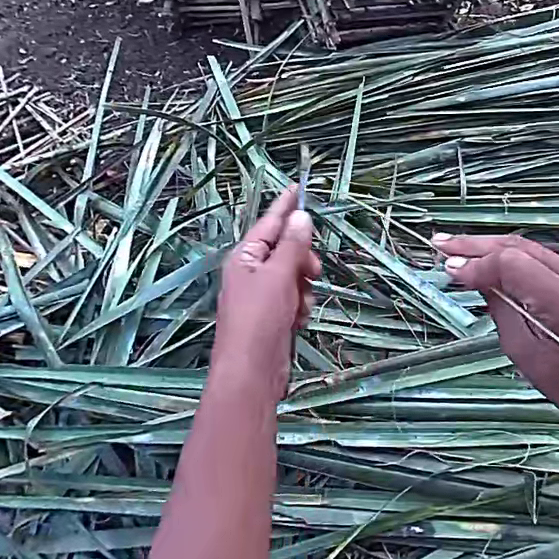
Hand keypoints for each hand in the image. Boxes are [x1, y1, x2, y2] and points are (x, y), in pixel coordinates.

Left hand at [211, 188, 319, 389]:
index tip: (298, 187)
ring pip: (295, 276)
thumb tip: (301, 217)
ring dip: (303, 288)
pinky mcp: (272, 316)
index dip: (285, 206)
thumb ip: (292, 245)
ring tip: (299, 306)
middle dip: (303, 260)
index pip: (270, 223)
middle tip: (313, 271)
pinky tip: (297, 321)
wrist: (252, 372)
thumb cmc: (260, 319)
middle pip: (286, 250)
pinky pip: (294, 299)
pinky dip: (300, 307)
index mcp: (244, 257)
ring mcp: (262, 296)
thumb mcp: (279, 276)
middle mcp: (251, 273)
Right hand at [435, 234, 558, 426]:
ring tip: (456, 248)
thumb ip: (501, 307)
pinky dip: (512, 257)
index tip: (448, 270)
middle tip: (441, 244)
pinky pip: (542, 259)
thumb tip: (476, 277)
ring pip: (530, 248)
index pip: (512, 264)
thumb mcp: (522, 350)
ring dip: (492, 247)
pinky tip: (487, 259)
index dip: (477, 264)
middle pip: (520, 248)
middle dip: (477, 245)